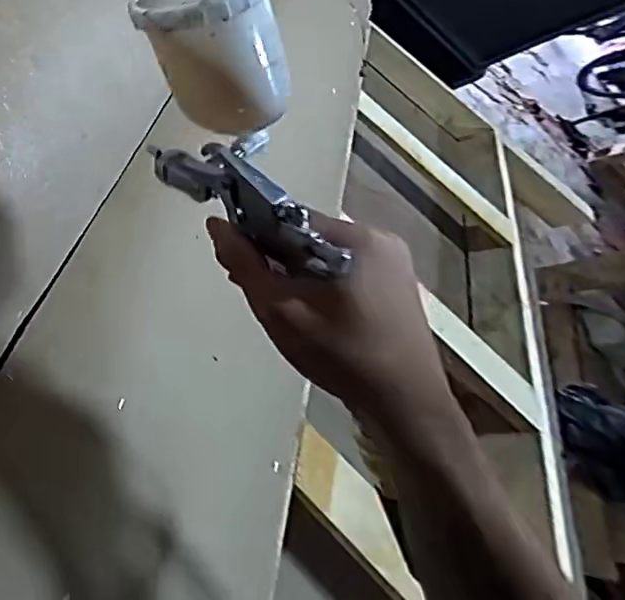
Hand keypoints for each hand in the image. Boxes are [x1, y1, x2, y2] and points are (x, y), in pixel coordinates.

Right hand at [209, 214, 449, 425]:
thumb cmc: (342, 356)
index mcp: (356, 238)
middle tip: (252, 283)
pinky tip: (303, 305)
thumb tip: (216, 224)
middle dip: (271, 254)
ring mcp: (390, 260)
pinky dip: (314, 278)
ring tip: (276, 299)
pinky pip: (337, 264)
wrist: (408, 408)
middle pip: (302, 232)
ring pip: (317, 249)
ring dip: (291, 268)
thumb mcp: (279, 309)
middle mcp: (377, 239)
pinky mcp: (392, 280)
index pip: (285, 216)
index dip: (253, 234)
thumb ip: (244, 263)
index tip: (236, 258)